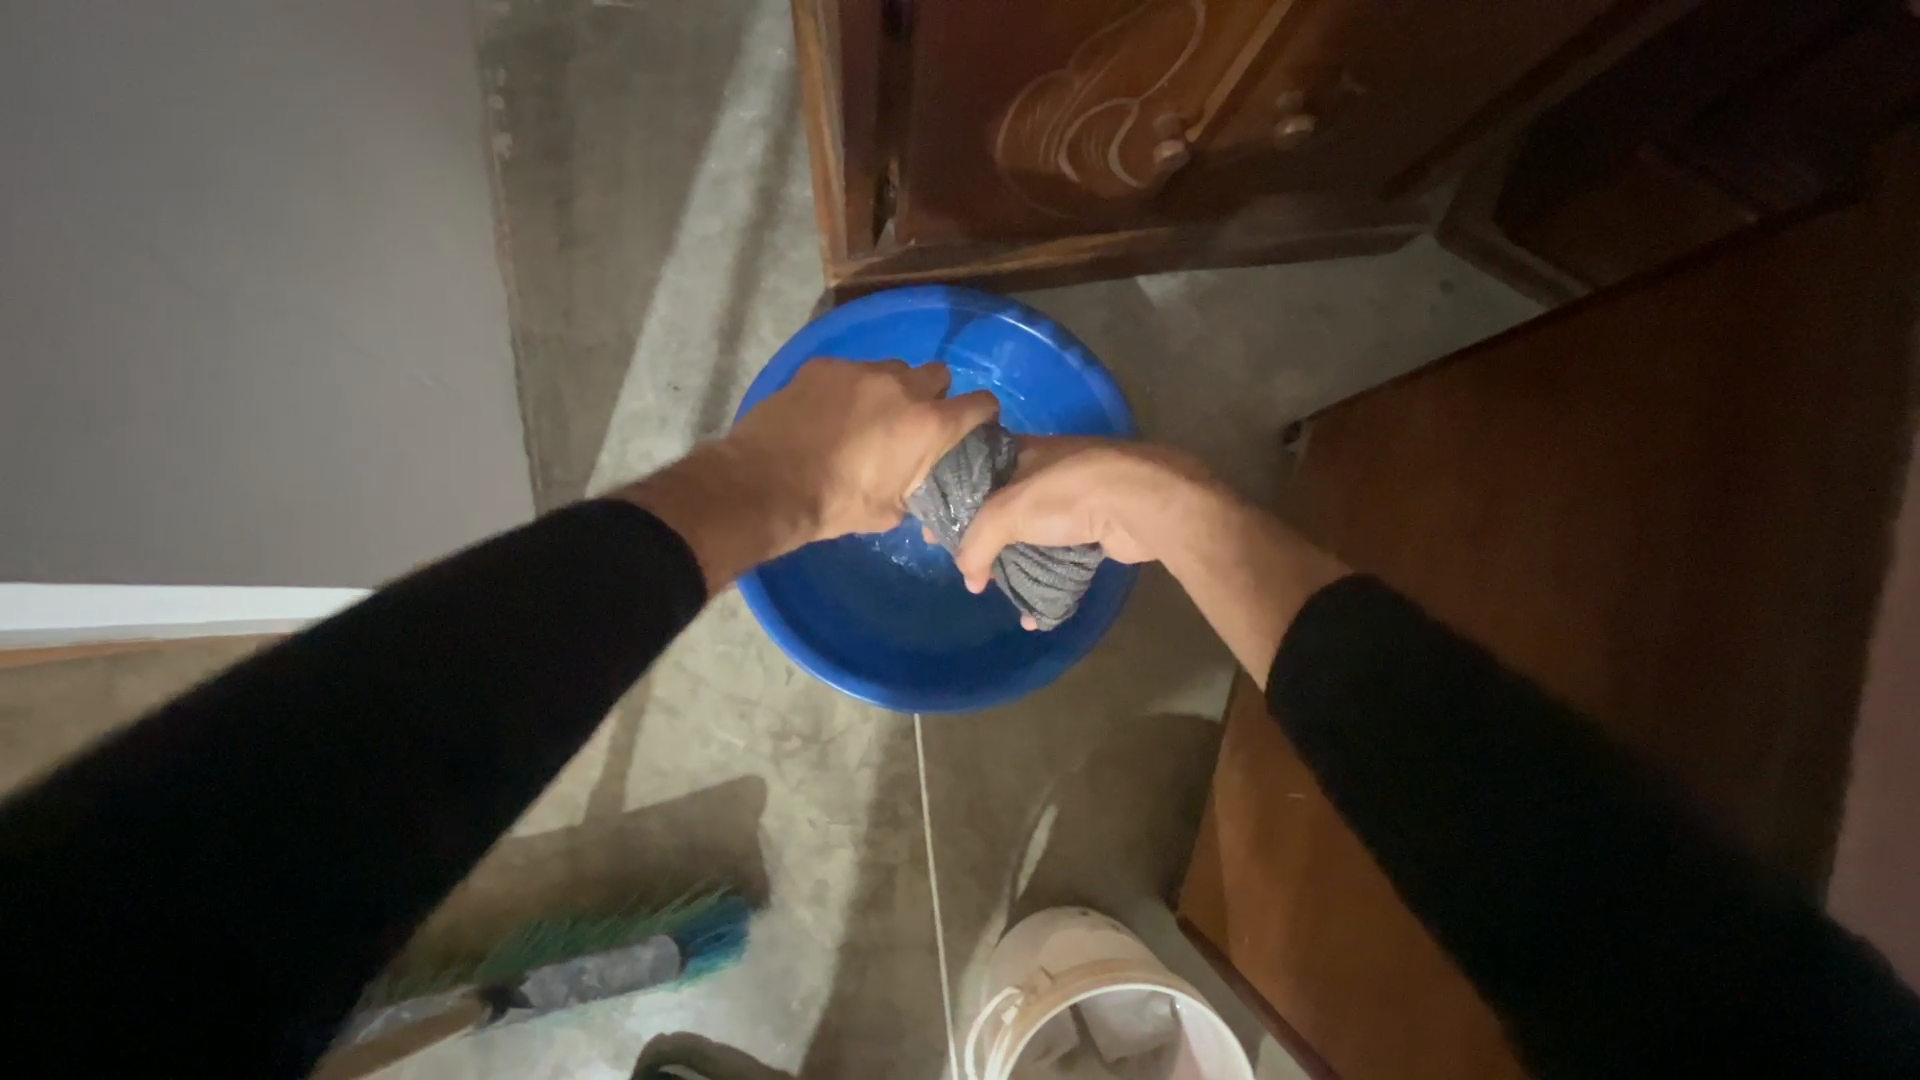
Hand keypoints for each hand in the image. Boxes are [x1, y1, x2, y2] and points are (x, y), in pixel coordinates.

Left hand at [727, 357, 999, 540]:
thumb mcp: (888, 512)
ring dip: (891, 389)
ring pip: (894, 369)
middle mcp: (902, 387)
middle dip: (933, 395)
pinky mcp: (824, 366)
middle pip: (938, 375)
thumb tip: (915, 486)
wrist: (766, 485)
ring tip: (868, 415)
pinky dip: (850, 388)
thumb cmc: (834, 505)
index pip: (980, 403)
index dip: (982, 413)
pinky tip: (829, 412)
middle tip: (912, 420)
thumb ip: (915, 489)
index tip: (974, 423)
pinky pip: (851, 371)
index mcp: (928, 426)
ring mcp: (861, 371)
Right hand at [951, 437, 1213, 593]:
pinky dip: (1040, 579)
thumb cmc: (1066, 492)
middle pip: (995, 506)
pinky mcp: (1087, 530)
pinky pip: (1053, 557)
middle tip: (955, 562)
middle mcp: (1038, 472)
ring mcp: (1065, 502)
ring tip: (988, 587)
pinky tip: (1030, 607)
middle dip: (974, 536)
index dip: (947, 498)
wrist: (1138, 503)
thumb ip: (977, 543)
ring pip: (1024, 534)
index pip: (969, 472)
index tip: (930, 527)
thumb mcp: (1007, 510)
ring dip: (1008, 562)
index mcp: (1016, 452)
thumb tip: (969, 579)